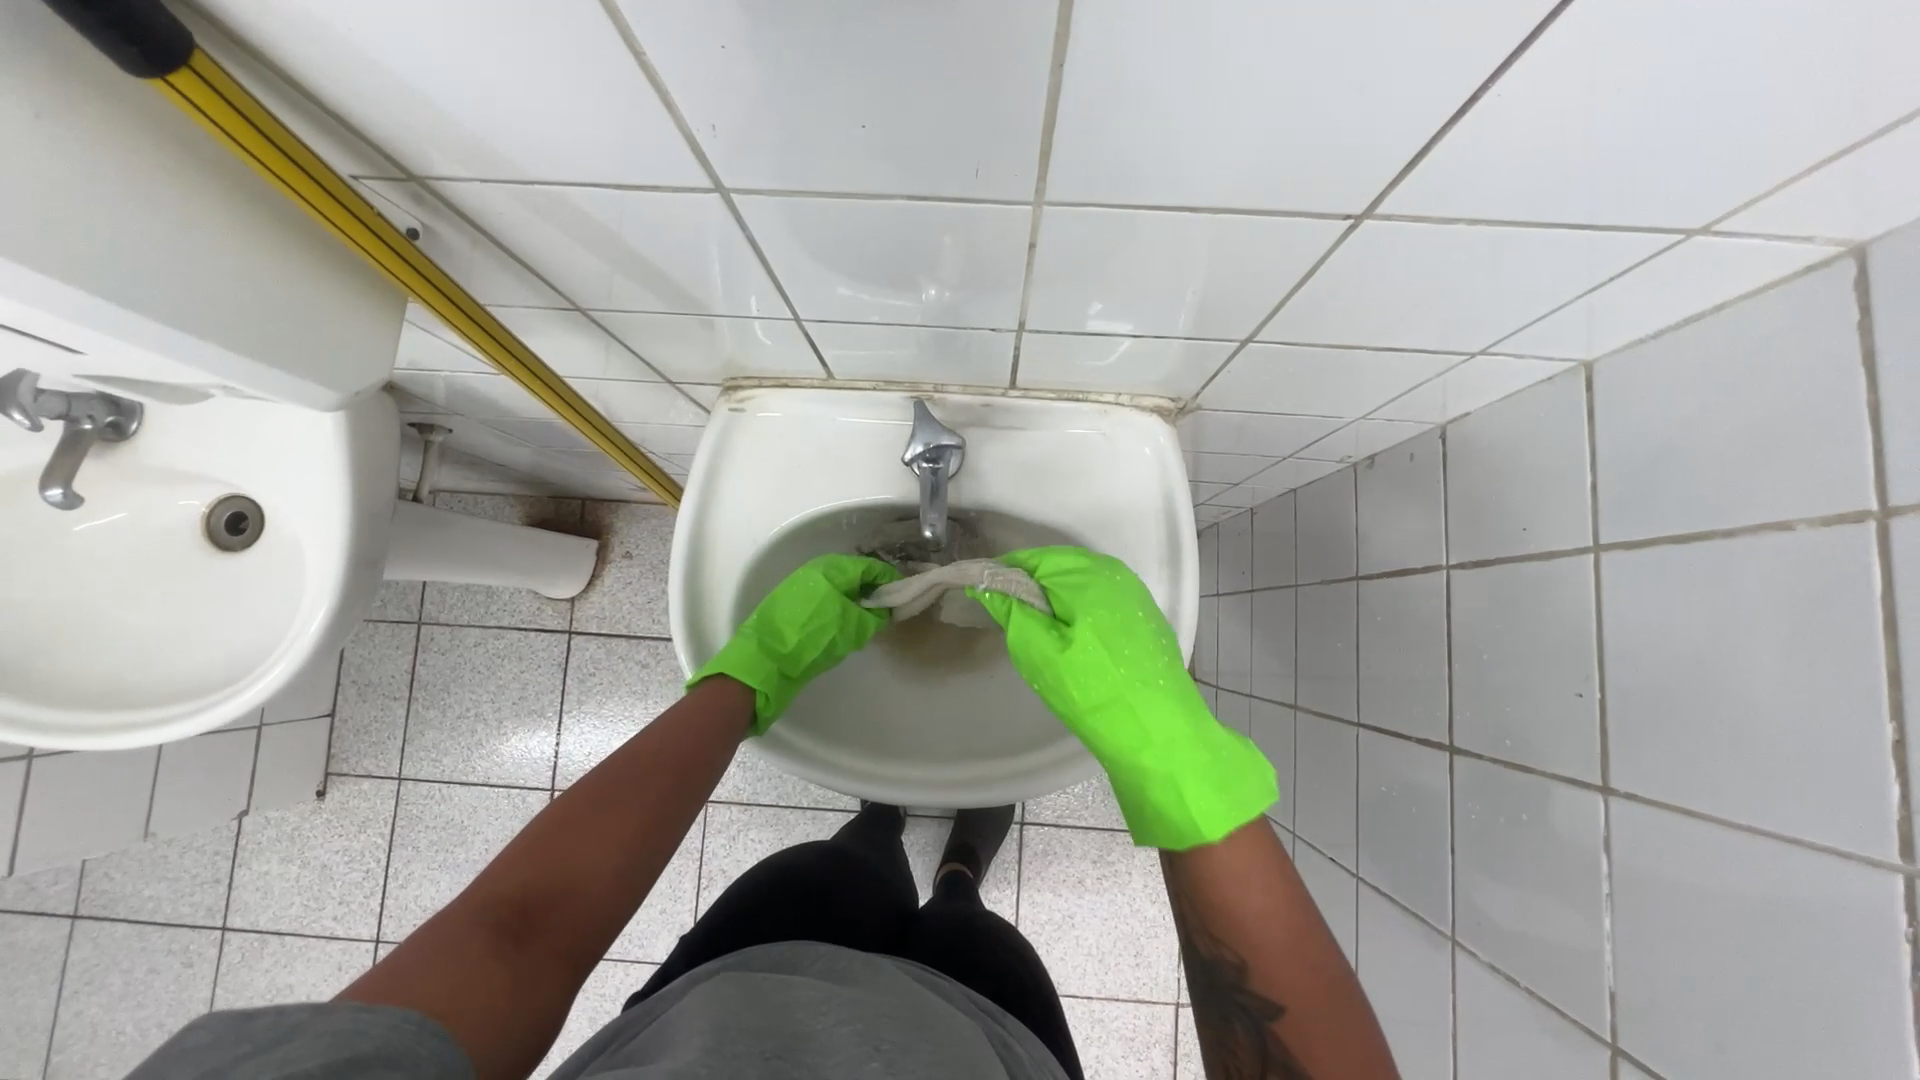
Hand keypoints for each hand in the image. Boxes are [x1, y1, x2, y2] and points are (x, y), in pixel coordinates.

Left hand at [690, 554, 899, 734]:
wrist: (764, 662)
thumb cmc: (814, 639)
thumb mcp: (854, 628)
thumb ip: (876, 616)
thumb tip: (886, 610)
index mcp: (833, 569)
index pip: (871, 566)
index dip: (891, 580)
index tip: (904, 595)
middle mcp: (815, 570)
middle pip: (854, 575)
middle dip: (873, 591)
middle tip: (887, 609)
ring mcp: (800, 586)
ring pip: (838, 587)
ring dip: (855, 600)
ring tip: (867, 620)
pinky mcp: (789, 603)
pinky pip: (823, 598)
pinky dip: (838, 606)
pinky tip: (843, 625)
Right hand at [970, 546, 1275, 849]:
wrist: (1157, 734)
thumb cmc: (1091, 690)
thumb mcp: (1037, 651)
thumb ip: (1010, 609)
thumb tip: (987, 582)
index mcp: (1087, 574)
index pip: (1032, 559)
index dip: (1002, 574)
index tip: (979, 594)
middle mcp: (1115, 575)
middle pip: (1058, 568)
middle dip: (1028, 586)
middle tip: (1004, 616)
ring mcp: (1134, 597)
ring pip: (1080, 585)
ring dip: (1053, 600)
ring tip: (1034, 630)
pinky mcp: (1144, 621)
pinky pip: (1100, 602)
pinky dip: (1078, 612)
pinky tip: (1071, 641)